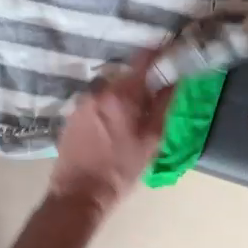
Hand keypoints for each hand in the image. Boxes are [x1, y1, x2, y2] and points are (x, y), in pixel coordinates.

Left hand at [49, 55, 174, 214]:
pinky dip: (108, 107)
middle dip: (141, 83)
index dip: (158, 52)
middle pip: (126, 75)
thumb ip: (164, 104)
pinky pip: (97, 101)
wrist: (78, 195)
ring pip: (111, 89)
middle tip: (153, 100)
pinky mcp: (72, 115)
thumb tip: (175, 79)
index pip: (143, 58)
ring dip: (123, 96)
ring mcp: (82, 102)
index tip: (170, 53)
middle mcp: (99, 91)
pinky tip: (113, 128)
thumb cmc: (121, 169)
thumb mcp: (152, 139)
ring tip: (132, 119)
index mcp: (122, 94)